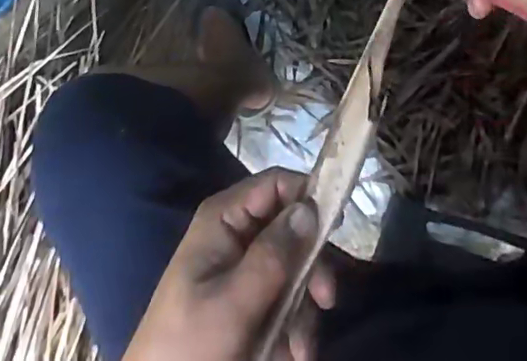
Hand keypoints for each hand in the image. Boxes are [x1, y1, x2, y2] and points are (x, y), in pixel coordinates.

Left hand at [125, 169, 336, 360]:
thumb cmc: (189, 347)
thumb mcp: (233, 304)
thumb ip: (273, 255)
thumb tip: (310, 208)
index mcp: (224, 218)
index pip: (277, 183)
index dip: (309, 197)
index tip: (337, 230)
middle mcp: (236, 233)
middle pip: (292, 227)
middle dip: (311, 268)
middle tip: (325, 301)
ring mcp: (242, 267)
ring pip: (295, 267)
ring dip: (304, 308)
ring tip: (299, 350)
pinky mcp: (248, 299)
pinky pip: (285, 298)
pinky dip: (294, 326)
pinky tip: (292, 354)